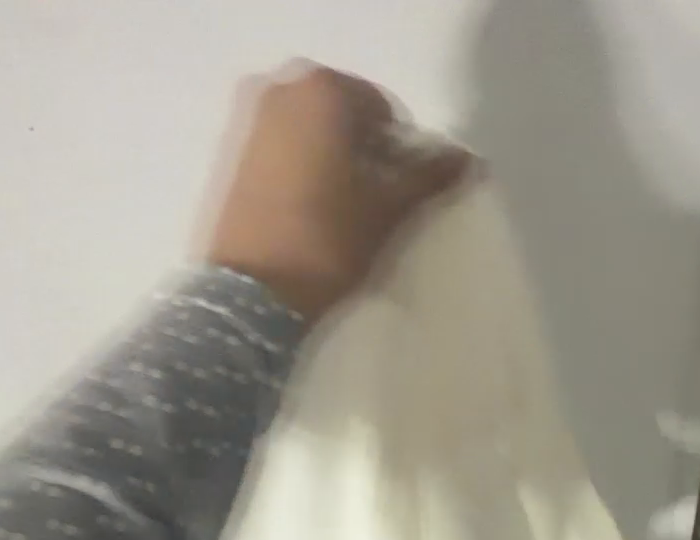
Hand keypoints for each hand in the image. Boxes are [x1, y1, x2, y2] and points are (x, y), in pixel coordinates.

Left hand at [197, 63, 473, 320]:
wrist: (254, 291)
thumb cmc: (328, 242)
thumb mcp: (387, 211)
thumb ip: (428, 177)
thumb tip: (467, 158)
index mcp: (324, 90)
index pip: (384, 111)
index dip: (399, 152)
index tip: (398, 192)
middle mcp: (282, 88)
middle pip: (345, 115)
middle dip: (365, 151)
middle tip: (373, 200)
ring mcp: (251, 117)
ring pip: (314, 130)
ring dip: (336, 159)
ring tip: (343, 208)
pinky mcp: (232, 151)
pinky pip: (285, 146)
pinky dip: (305, 166)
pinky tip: (311, 209)